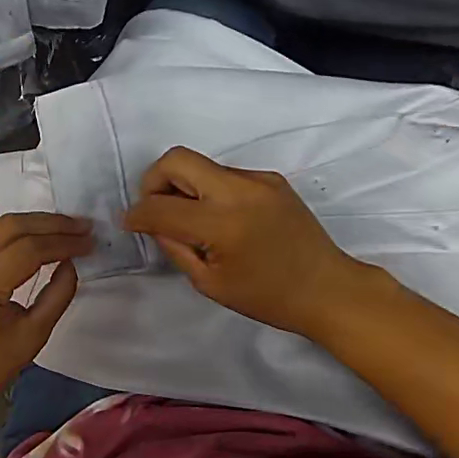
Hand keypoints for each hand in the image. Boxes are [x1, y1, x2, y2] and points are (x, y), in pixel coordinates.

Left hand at [0, 213, 94, 445]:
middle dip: (50, 224)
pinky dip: (13, 231)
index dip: (62, 242)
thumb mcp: (34, 334)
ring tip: (66, 227)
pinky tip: (36, 234)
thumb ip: (58, 294)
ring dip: (32, 222)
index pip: (26, 250)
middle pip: (9, 227)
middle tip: (83, 226)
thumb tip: (72, 260)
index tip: (90, 241)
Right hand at [123, 146, 386, 338]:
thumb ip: (175, 247)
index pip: (161, 206)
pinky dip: (210, 191)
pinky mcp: (271, 179)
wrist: (328, 289)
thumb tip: (153, 223)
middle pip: (176, 160)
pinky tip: (221, 219)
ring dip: (184, 186)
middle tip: (156, 209)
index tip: (130, 222)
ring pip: (201, 165)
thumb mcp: (209, 283)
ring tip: (191, 220)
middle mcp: (239, 190)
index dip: (137, 214)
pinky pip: (225, 174)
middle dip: (154, 181)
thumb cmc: (267, 297)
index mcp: (222, 223)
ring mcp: (258, 180)